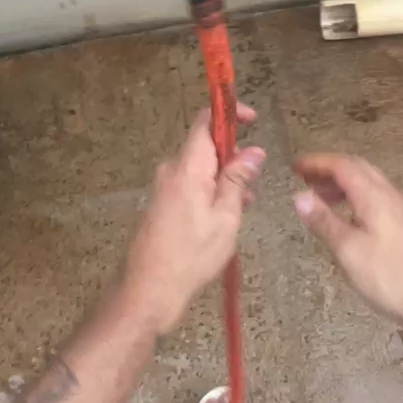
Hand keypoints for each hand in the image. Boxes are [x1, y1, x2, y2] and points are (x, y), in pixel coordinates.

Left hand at [119, 105, 265, 332]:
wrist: (147, 290)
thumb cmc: (191, 256)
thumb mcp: (226, 217)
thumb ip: (238, 179)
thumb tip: (254, 151)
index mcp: (188, 167)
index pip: (205, 120)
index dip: (229, 112)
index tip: (252, 119)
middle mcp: (171, 170)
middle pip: (204, 144)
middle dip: (233, 153)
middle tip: (255, 177)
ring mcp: (163, 186)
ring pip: (199, 167)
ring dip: (224, 176)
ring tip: (246, 202)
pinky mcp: (161, 203)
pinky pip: (190, 183)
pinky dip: (210, 189)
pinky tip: (225, 215)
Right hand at [292, 153, 402, 335]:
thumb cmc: (390, 277)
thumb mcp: (348, 251)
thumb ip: (324, 221)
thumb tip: (299, 196)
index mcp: (373, 196)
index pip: (342, 166)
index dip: (317, 163)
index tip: (295, 167)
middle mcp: (389, 196)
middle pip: (357, 169)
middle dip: (329, 170)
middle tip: (305, 180)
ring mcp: (401, 211)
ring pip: (368, 184)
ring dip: (342, 184)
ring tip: (320, 200)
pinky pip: (376, 198)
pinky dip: (355, 198)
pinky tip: (347, 219)